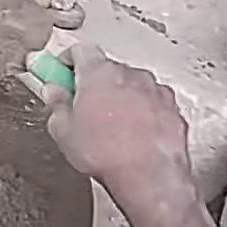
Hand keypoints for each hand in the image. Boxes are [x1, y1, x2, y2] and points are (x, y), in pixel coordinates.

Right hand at [41, 44, 198, 225]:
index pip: (80, 51)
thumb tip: (54, 93)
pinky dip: (138, 111)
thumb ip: (56, 104)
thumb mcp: (62, 129)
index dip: (65, 61)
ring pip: (129, 85)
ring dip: (116, 97)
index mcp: (99, 74)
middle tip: (77, 104)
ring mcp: (155, 90)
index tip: (58, 73)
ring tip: (104, 126)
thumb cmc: (106, 152)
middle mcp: (131, 75)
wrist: (147, 176)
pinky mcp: (172, 108)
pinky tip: (127, 134)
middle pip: (106, 68)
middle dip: (91, 83)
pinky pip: (149, 102)